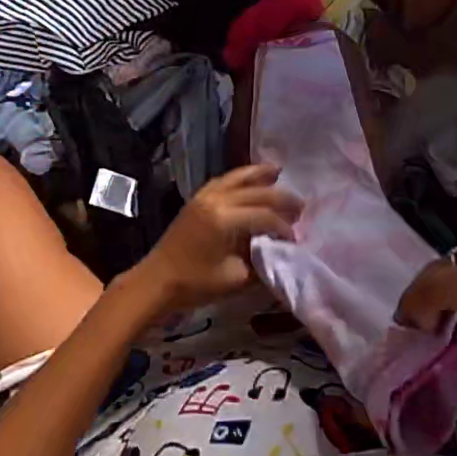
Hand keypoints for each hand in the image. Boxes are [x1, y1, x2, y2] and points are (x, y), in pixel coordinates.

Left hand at [128, 164, 302, 311]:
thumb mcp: (235, 279)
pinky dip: (240, 176)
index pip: (264, 216)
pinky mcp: (197, 199)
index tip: (295, 239)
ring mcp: (204, 196)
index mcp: (224, 219)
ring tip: (279, 171)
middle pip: (256, 192)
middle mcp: (216, 200)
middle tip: (300, 206)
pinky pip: (224, 180)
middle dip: (281, 198)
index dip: (283, 227)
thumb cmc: (194, 284)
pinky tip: (251, 178)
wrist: (155, 282)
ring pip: (238, 177)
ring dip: (260, 175)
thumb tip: (280, 251)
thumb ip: (261, 261)